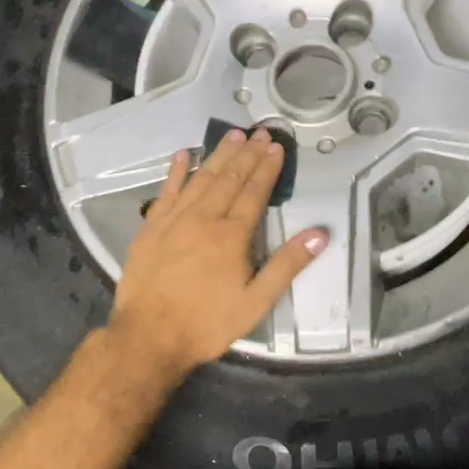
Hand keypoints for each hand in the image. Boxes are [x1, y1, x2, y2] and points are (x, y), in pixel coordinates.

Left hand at [107, 127, 325, 381]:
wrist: (148, 336)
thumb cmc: (206, 323)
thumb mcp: (256, 302)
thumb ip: (287, 265)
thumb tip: (320, 234)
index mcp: (232, 236)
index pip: (254, 193)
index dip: (266, 168)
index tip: (276, 147)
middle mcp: (204, 218)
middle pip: (229, 179)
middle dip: (247, 154)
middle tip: (259, 132)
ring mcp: (174, 220)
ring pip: (201, 179)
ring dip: (218, 155)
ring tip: (232, 135)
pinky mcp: (151, 227)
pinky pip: (166, 191)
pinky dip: (176, 171)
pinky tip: (184, 154)